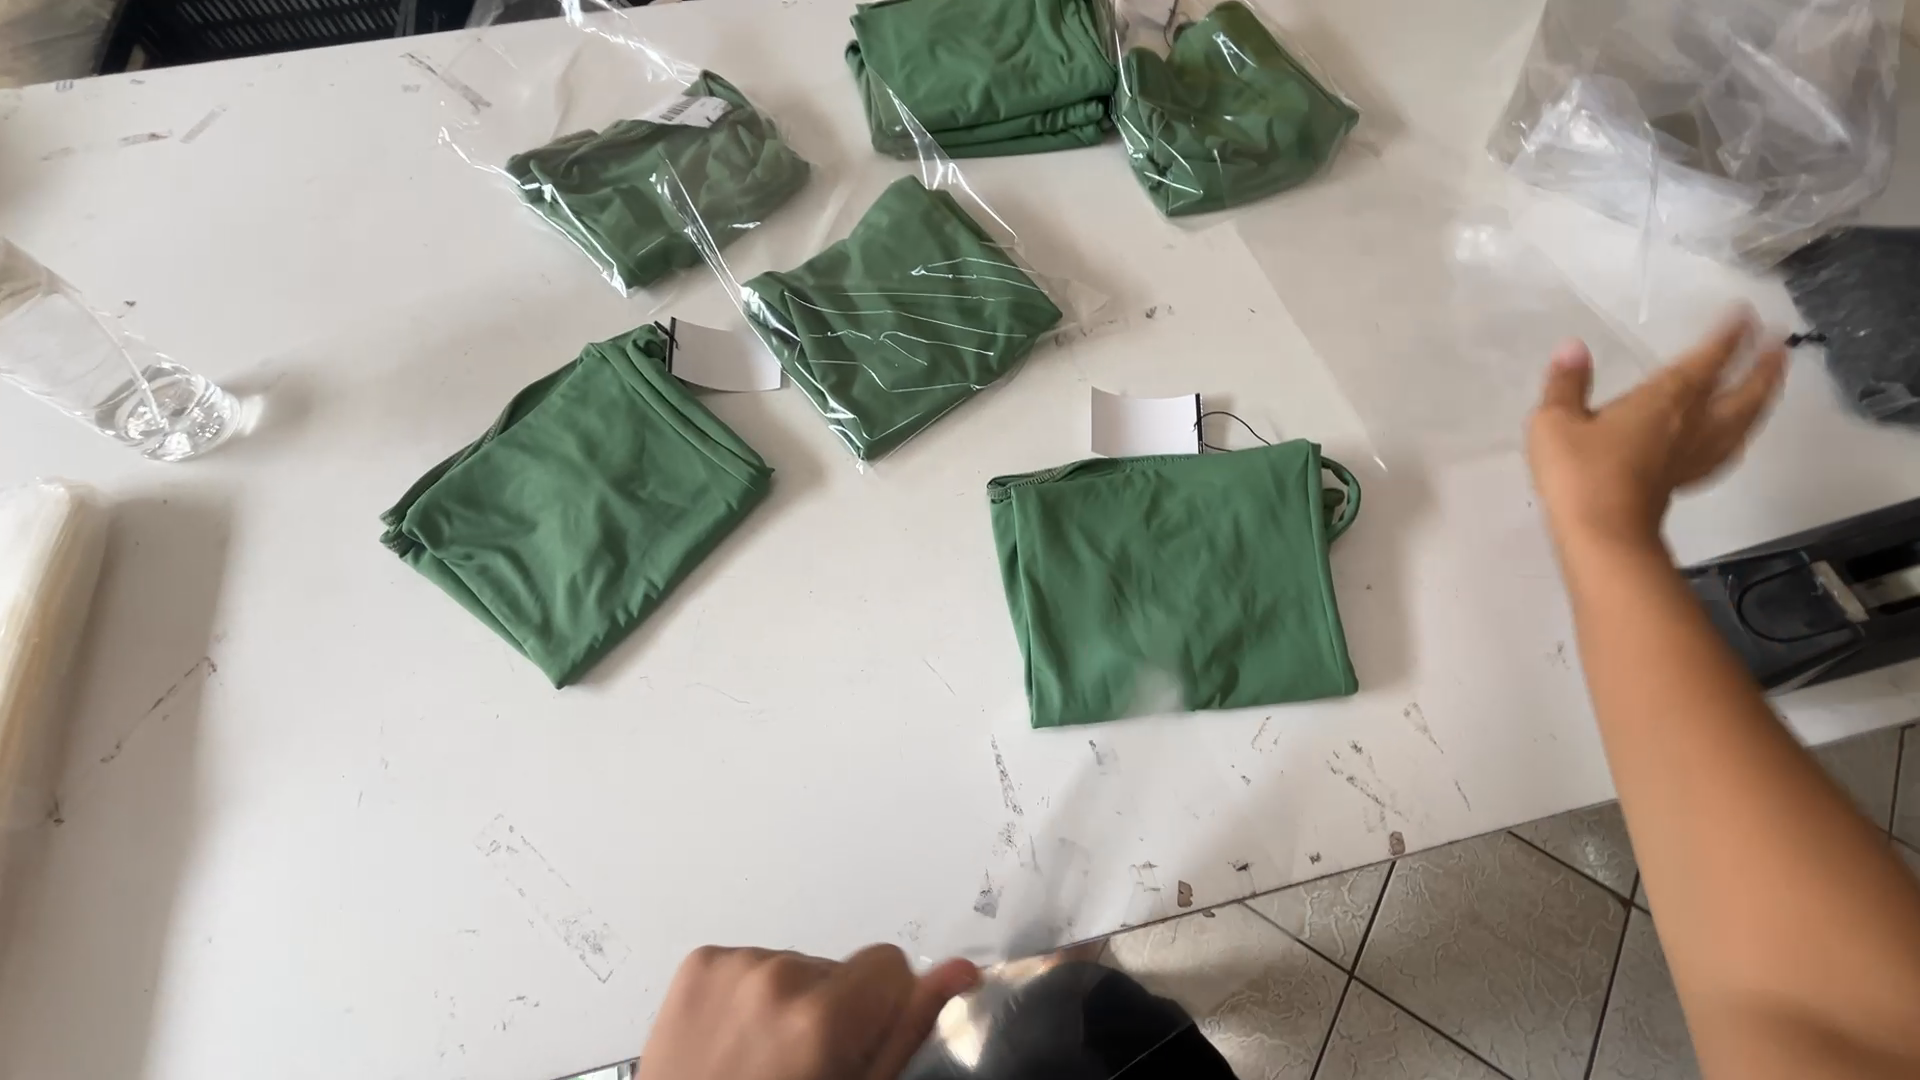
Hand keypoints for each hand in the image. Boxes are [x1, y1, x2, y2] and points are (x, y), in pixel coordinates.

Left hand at [636, 945, 979, 1079]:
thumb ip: (906, 1033)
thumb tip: (960, 970)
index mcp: (821, 1016)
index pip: (889, 964)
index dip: (880, 1009)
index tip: (856, 1046)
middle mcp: (776, 975)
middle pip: (838, 967)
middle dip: (832, 1009)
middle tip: (801, 1067)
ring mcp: (732, 966)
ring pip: (795, 965)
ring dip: (788, 1004)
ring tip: (761, 1060)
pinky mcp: (699, 964)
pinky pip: (751, 962)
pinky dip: (749, 996)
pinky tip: (732, 1042)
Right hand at [1527, 308, 1785, 550]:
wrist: (1601, 528)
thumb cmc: (1577, 470)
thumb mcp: (1553, 422)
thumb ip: (1566, 384)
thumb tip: (1572, 347)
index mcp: (1667, 398)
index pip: (1709, 357)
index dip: (1729, 332)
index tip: (1743, 312)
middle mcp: (1696, 420)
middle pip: (1746, 386)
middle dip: (1764, 362)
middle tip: (1777, 343)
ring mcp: (1698, 451)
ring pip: (1747, 416)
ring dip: (1764, 393)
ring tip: (1770, 381)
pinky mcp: (1690, 477)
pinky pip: (1730, 446)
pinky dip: (1742, 431)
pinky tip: (1736, 434)